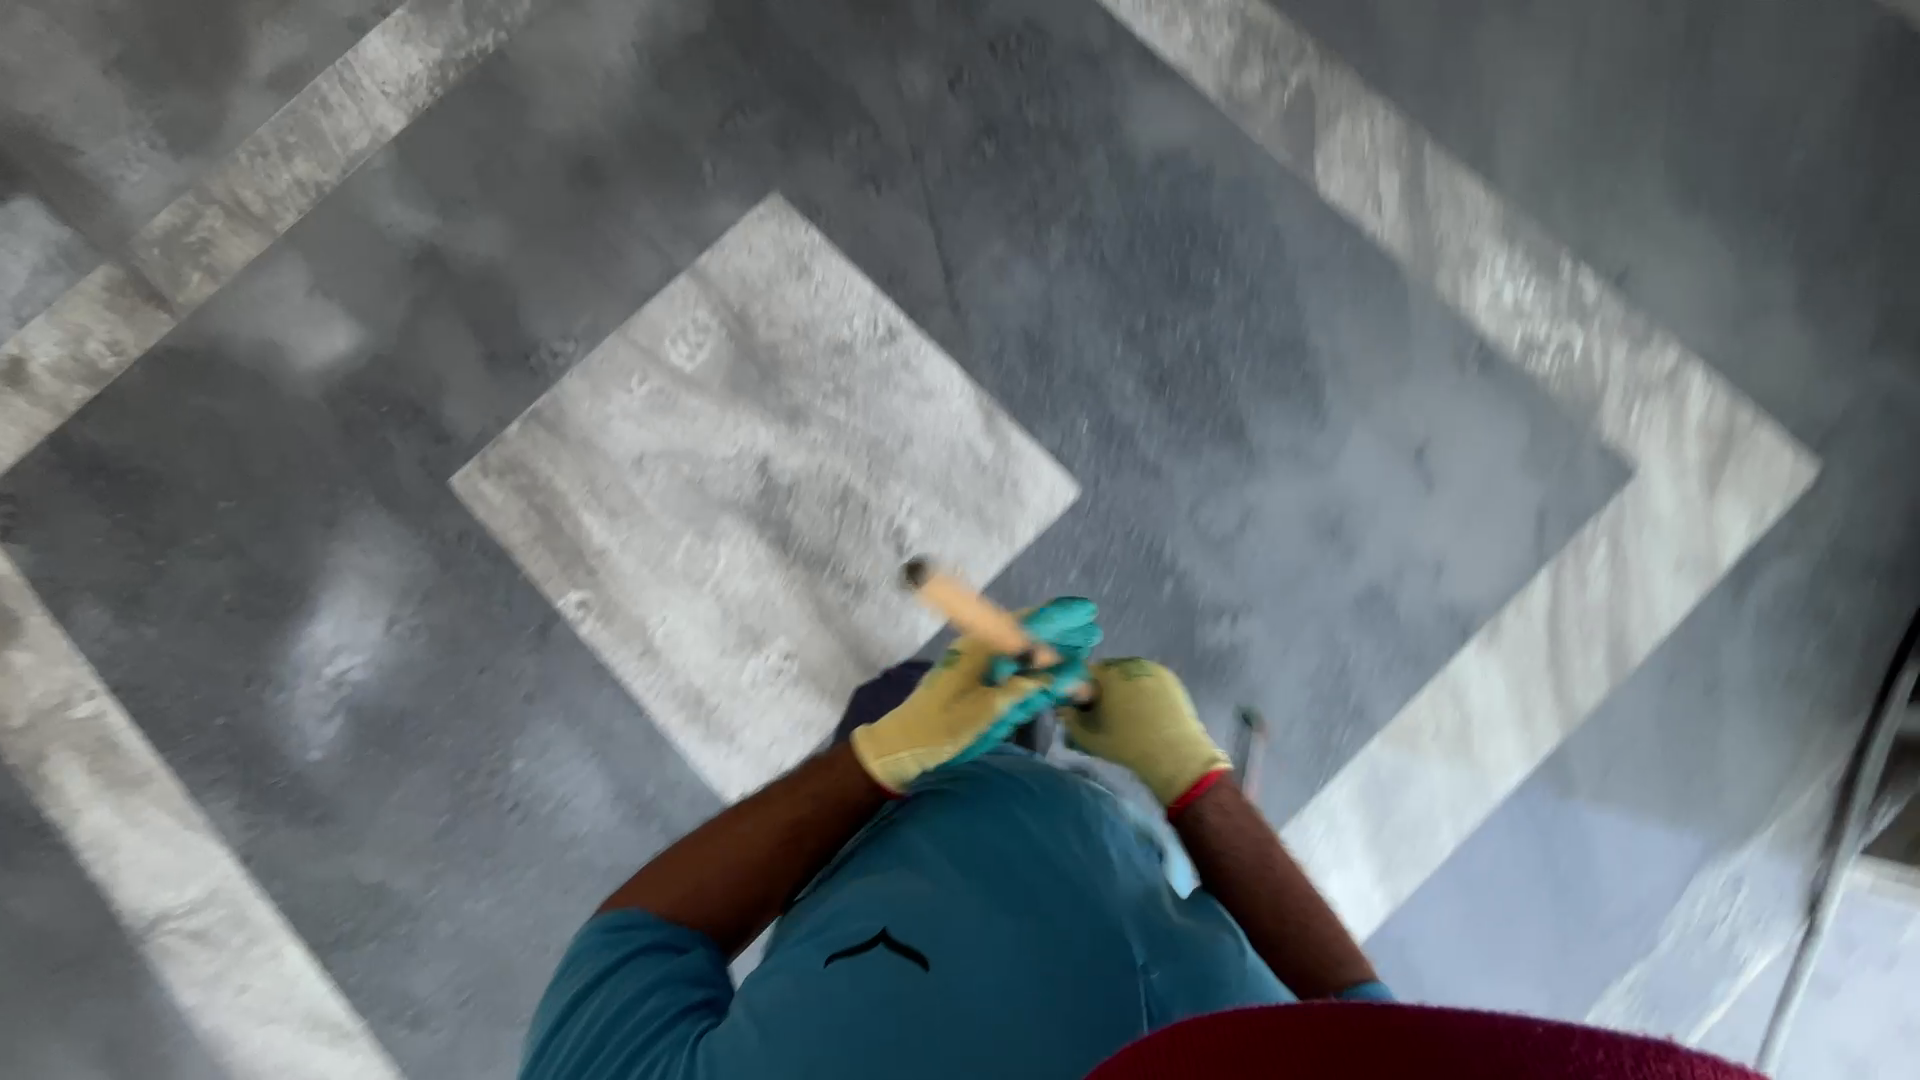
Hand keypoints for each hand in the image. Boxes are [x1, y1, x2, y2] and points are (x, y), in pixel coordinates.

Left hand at [851, 597, 1100, 793]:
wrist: (903, 746)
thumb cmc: (941, 728)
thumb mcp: (987, 712)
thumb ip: (1026, 690)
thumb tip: (1063, 673)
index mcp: (981, 650)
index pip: (1027, 626)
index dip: (1059, 618)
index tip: (1086, 612)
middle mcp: (981, 652)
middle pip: (1028, 634)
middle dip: (1061, 632)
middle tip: (1092, 631)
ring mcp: (978, 667)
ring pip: (1023, 652)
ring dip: (1052, 649)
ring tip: (1082, 646)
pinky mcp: (976, 684)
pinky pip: (1013, 669)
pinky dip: (1037, 669)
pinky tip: (1053, 673)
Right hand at [1065, 658, 1231, 809]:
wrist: (1174, 755)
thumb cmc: (1127, 746)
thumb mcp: (1089, 737)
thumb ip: (1070, 719)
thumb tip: (1063, 707)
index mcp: (1108, 674)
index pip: (1084, 671)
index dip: (1082, 687)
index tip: (1084, 705)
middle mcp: (1129, 663)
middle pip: (1108, 669)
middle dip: (1104, 685)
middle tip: (1107, 709)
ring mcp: (1152, 668)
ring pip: (1129, 672)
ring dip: (1124, 685)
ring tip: (1130, 710)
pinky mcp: (1170, 677)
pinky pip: (1148, 676)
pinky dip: (1144, 687)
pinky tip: (1148, 708)